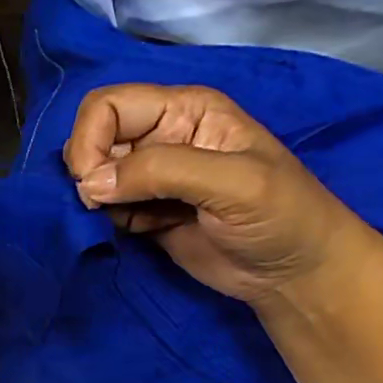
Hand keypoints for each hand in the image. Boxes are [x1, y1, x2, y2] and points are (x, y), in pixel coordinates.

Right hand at [63, 84, 371, 302]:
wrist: (296, 276)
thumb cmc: (282, 217)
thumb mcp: (234, 184)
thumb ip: (161, 172)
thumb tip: (89, 184)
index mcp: (185, 111)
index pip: (110, 106)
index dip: (90, 139)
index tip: (90, 182)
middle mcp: (162, 134)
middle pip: (94, 136)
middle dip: (87, 170)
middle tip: (100, 205)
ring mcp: (151, 175)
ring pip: (93, 172)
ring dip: (93, 197)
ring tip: (120, 218)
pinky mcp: (144, 210)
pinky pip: (103, 205)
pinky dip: (103, 218)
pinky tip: (132, 230)